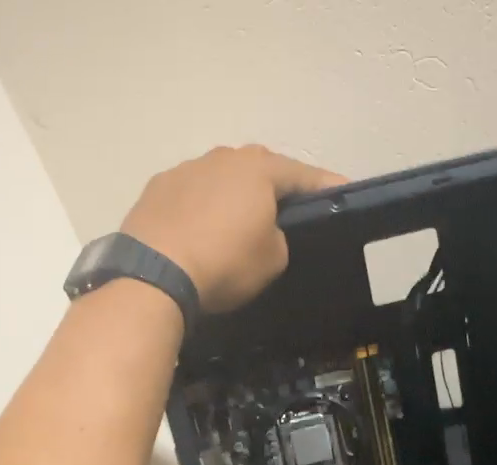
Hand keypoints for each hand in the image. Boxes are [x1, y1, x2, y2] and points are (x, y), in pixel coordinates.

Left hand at [120, 145, 345, 312]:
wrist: (155, 274)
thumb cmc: (226, 263)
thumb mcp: (272, 259)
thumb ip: (279, 238)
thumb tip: (263, 232)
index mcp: (258, 169)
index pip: (302, 175)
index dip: (324, 187)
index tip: (342, 192)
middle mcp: (221, 158)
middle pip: (257, 171)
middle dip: (272, 188)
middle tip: (284, 211)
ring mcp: (184, 170)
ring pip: (219, 181)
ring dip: (231, 198)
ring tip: (234, 226)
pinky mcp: (155, 190)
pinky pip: (190, 198)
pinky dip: (199, 211)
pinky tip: (198, 234)